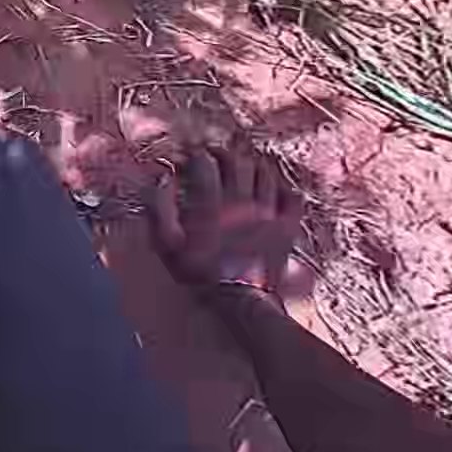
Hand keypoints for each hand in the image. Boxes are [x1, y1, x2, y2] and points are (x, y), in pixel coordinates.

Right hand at [148, 147, 303, 297]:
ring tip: (241, 163)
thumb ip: (160, 209)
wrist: (239, 298)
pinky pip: (291, 197)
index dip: (193, 155)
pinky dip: (282, 187)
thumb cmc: (199, 271)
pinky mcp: (286, 226)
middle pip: (237, 162)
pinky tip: (273, 187)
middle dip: (222, 152)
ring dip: (251, 164)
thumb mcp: (167, 243)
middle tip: (212, 153)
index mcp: (212, 204)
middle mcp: (242, 202)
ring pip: (265, 174)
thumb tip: (160, 182)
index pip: (204, 165)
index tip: (186, 156)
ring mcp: (268, 213)